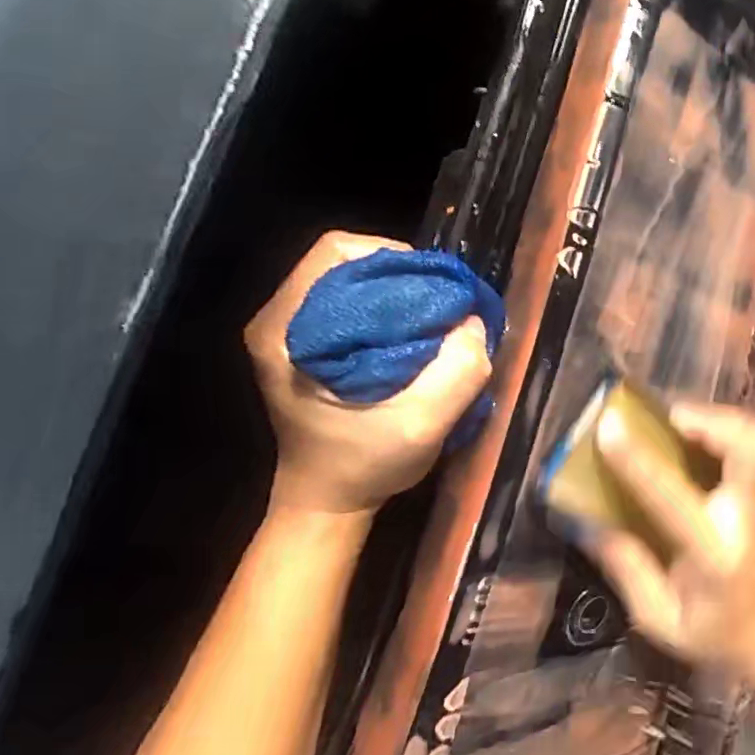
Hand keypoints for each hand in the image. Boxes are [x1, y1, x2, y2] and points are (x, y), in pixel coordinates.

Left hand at [244, 231, 492, 516]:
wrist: (327, 503)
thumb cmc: (365, 465)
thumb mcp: (423, 424)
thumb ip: (457, 370)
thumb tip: (473, 320)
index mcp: (286, 330)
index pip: (338, 252)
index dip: (397, 258)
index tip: (437, 292)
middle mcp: (280, 320)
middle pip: (348, 259)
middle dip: (406, 275)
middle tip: (445, 305)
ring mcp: (291, 330)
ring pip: (355, 278)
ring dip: (403, 291)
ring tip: (436, 319)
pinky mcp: (307, 343)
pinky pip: (355, 300)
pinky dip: (394, 307)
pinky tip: (418, 334)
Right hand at [583, 402, 754, 675]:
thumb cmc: (712, 628)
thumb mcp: (658, 617)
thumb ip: (626, 567)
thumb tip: (585, 520)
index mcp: (714, 553)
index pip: (674, 497)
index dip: (639, 458)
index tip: (610, 425)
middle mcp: (747, 516)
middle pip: (750, 446)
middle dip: (710, 419)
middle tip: (668, 417)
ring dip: (716, 418)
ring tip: (676, 421)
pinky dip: (725, 428)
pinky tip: (696, 435)